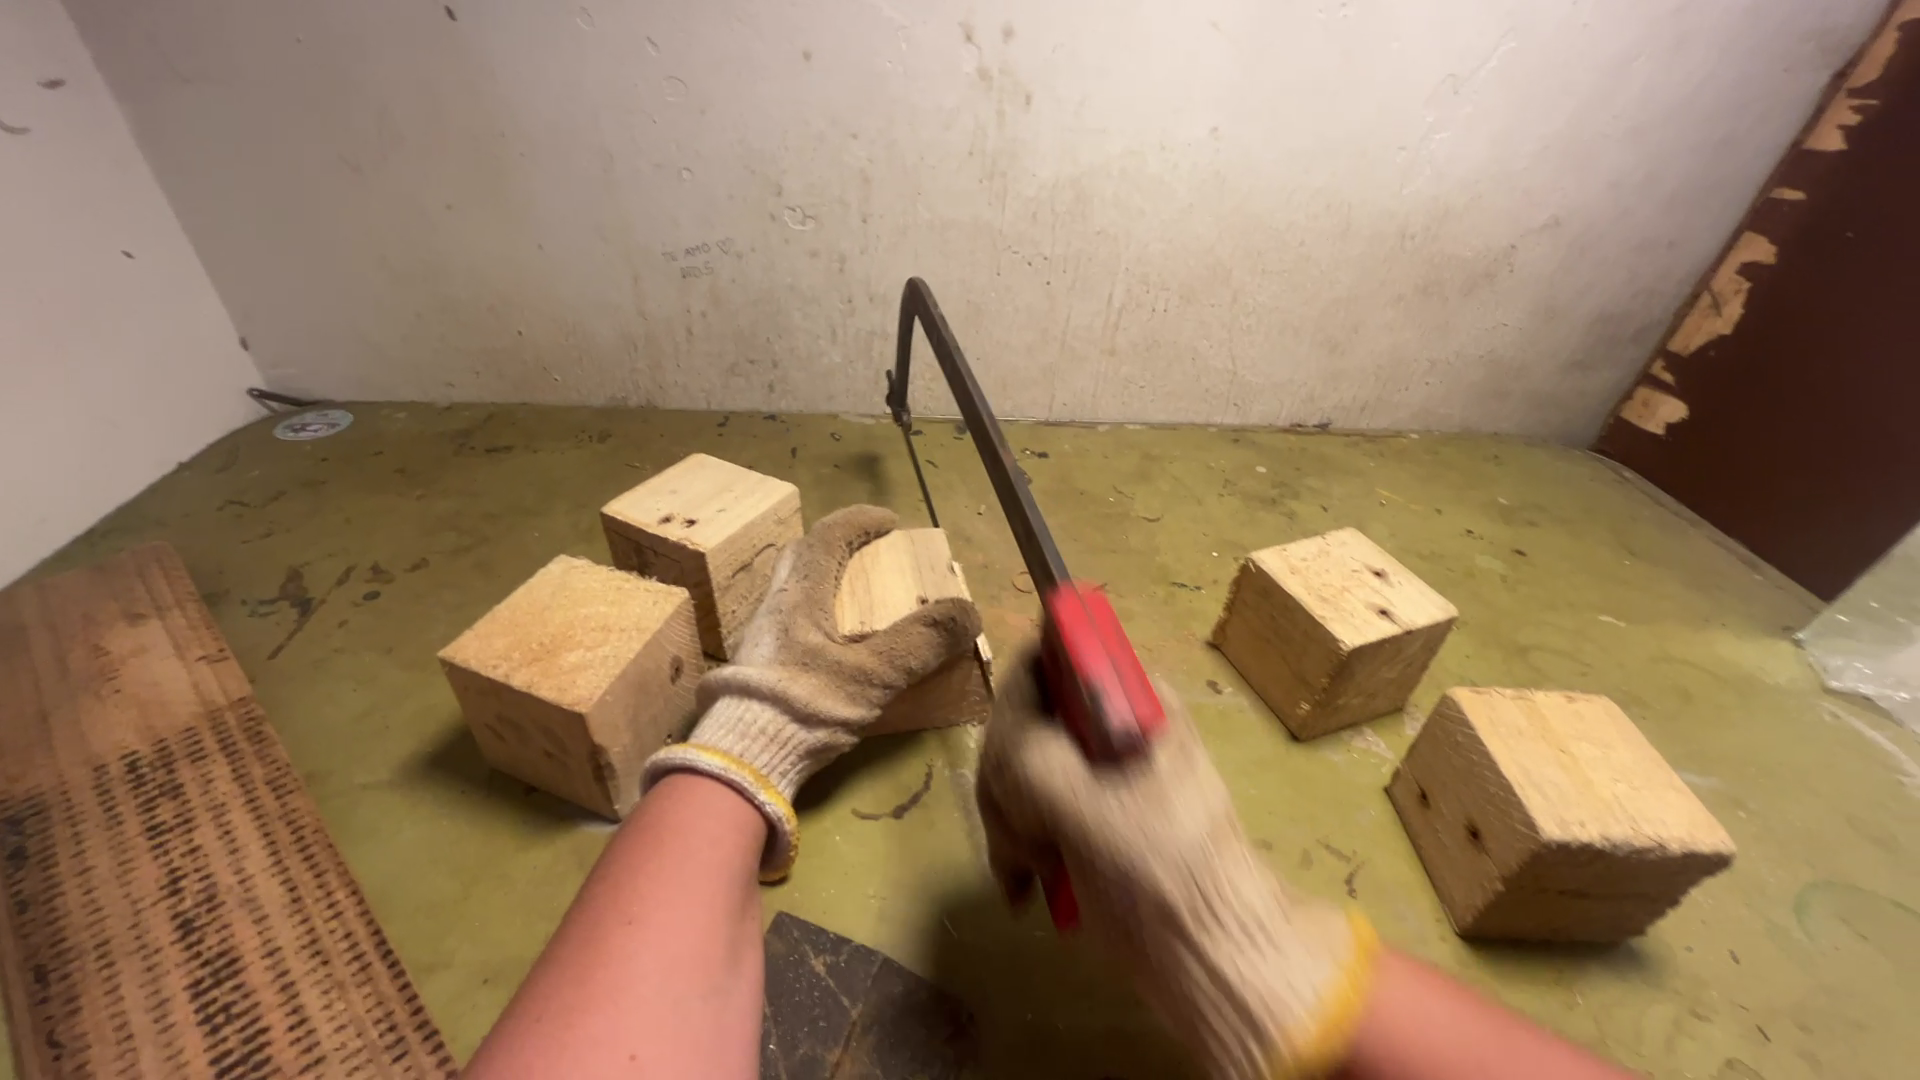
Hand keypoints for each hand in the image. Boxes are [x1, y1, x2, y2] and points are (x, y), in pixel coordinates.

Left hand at [644, 505, 980, 880]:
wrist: (741, 760)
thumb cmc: (805, 706)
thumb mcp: (874, 675)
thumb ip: (921, 642)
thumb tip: (967, 611)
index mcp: (799, 595)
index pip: (826, 537)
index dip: (859, 521)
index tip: (889, 521)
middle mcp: (774, 607)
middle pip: (800, 557)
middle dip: (835, 547)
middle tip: (866, 556)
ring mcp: (759, 638)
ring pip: (791, 592)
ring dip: (822, 584)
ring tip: (854, 604)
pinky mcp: (754, 669)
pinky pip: (788, 626)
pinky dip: (814, 620)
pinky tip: (830, 649)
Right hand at [976, 648, 1379, 1079]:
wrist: (1216, 962)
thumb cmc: (1166, 880)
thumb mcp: (1092, 812)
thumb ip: (1034, 756)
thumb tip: (999, 717)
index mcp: (1130, 700)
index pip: (1044, 666)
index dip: (1016, 713)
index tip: (1016, 777)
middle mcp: (1113, 723)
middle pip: (1022, 722)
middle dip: (1009, 787)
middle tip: (1026, 843)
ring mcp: (1101, 769)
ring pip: (1018, 767)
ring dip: (1011, 824)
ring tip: (1030, 876)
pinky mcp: (1089, 811)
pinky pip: (1031, 805)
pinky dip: (1019, 844)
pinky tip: (1024, 886)